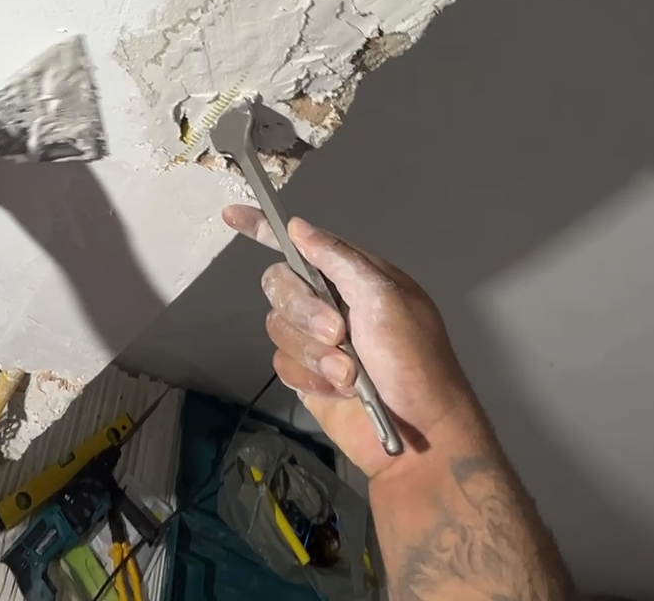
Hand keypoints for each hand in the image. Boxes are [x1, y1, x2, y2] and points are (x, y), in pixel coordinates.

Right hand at [225, 205, 489, 480]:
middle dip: (304, 311)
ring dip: (313, 353)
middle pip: (279, 284)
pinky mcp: (307, 373)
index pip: (300, 243)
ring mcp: (317, 339)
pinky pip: (282, 362)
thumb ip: (339, 259)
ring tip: (350, 375)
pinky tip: (340, 391)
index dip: (262, 227)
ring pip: (277, 326)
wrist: (421, 438)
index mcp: (351, 276)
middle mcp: (330, 301)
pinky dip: (310, 378)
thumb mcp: (385, 299)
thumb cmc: (415, 362)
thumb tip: (298, 227)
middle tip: (338, 334)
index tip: (231, 215)